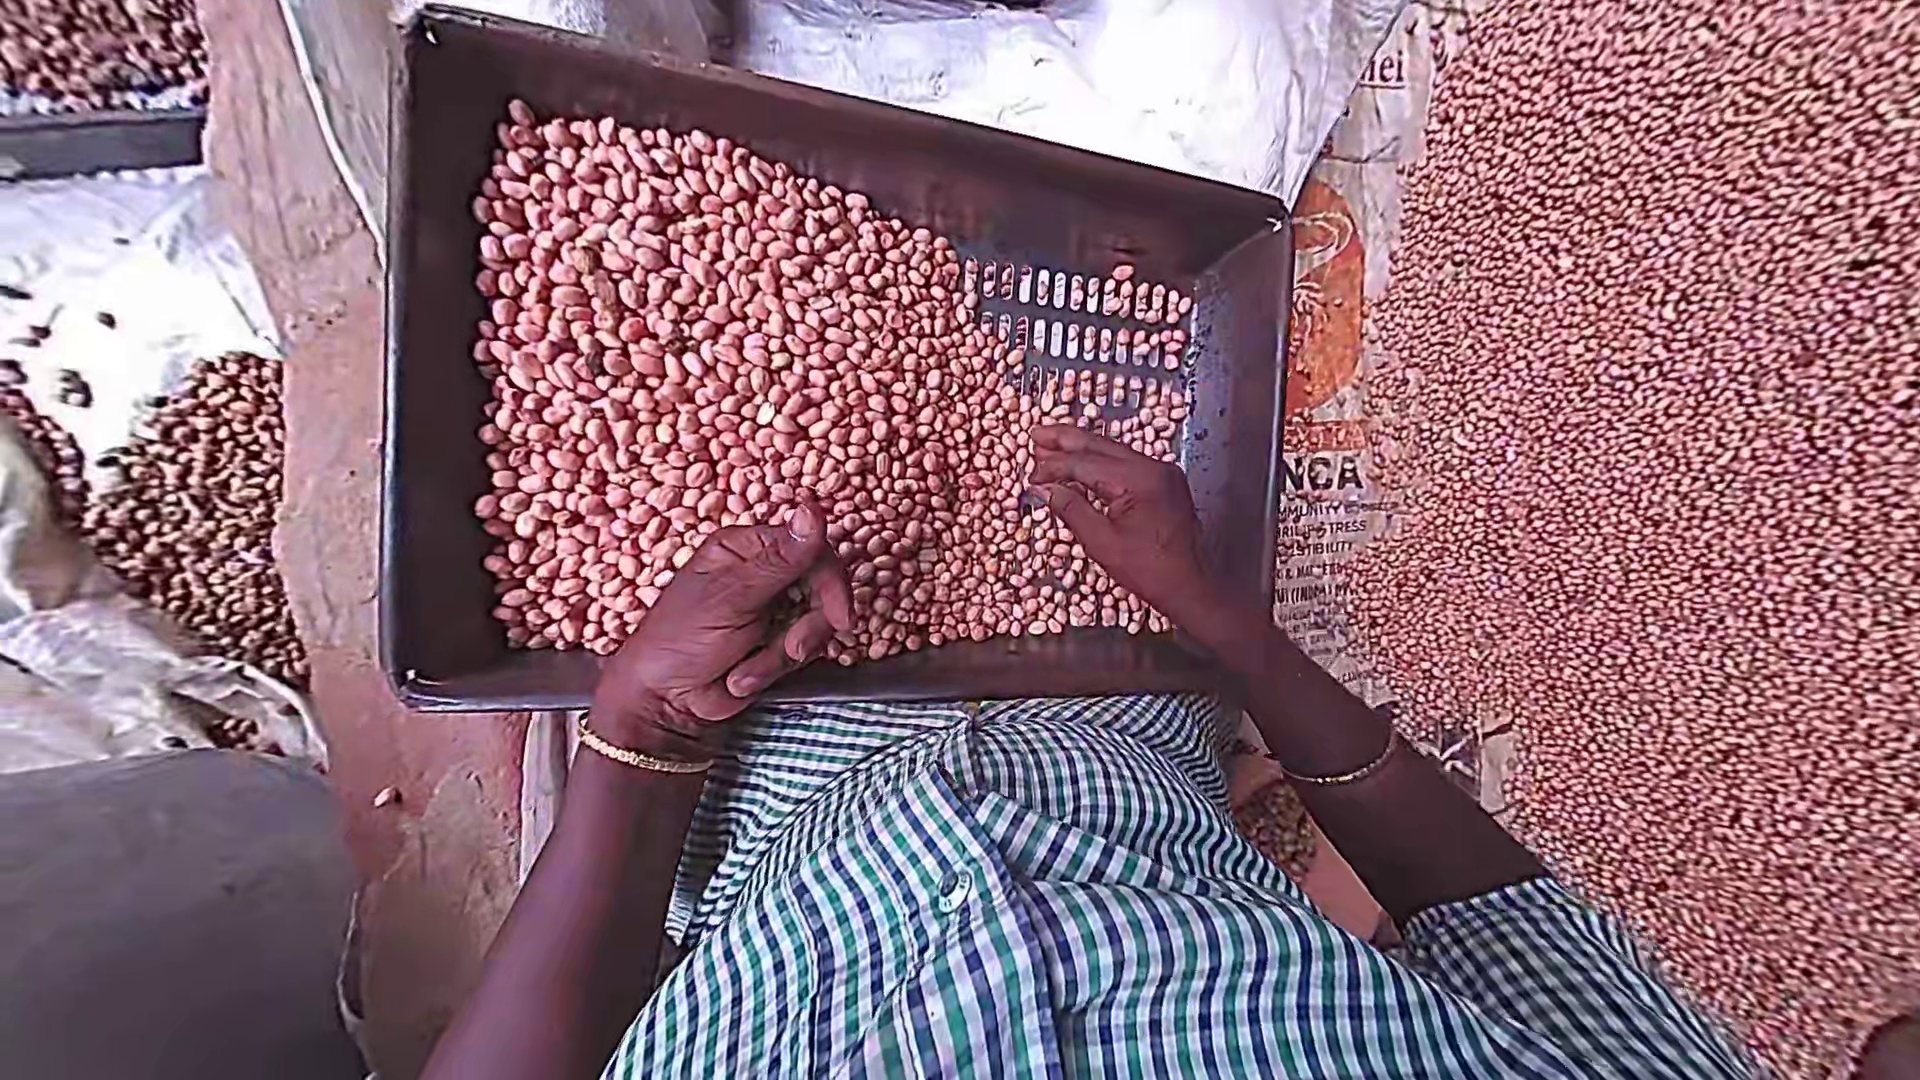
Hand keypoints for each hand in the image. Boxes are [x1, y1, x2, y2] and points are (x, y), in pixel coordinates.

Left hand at [589, 499, 852, 762]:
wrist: (662, 703)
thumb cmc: (680, 642)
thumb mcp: (731, 598)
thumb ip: (779, 560)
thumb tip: (813, 511)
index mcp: (746, 549)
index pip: (810, 549)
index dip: (830, 581)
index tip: (840, 616)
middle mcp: (764, 572)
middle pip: (822, 587)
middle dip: (809, 626)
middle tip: (793, 649)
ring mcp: (773, 607)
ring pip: (816, 622)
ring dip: (785, 653)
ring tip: (748, 670)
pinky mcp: (778, 639)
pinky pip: (804, 649)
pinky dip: (775, 668)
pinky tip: (744, 677)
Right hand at [1028, 424, 1232, 632]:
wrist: (1191, 587)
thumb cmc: (1149, 570)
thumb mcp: (1101, 542)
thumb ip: (1071, 509)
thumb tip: (1046, 489)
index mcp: (1138, 479)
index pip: (1085, 463)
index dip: (1053, 467)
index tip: (1032, 476)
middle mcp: (1153, 467)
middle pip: (1099, 445)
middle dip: (1065, 440)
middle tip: (1037, 433)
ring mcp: (1162, 473)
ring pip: (1113, 451)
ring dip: (1081, 449)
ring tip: (1051, 445)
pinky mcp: (1165, 483)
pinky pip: (1126, 464)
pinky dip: (1099, 463)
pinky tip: (1082, 466)